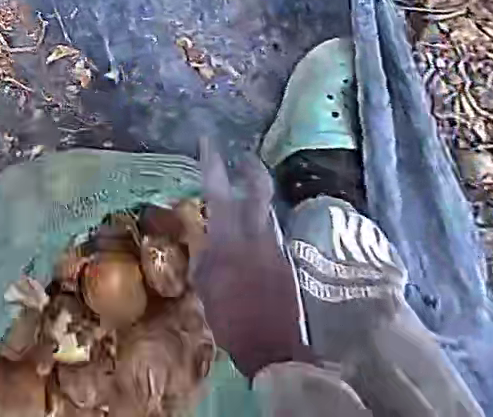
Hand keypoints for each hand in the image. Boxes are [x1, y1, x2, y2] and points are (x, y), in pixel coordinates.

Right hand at [190, 141, 309, 377]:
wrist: (274, 351)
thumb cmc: (231, 319)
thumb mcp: (206, 286)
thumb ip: (205, 256)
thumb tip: (204, 238)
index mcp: (230, 237)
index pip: (219, 189)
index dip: (213, 162)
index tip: (209, 140)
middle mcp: (256, 234)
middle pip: (258, 190)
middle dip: (252, 169)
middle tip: (244, 156)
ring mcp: (276, 247)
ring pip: (267, 210)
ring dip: (258, 196)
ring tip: (247, 191)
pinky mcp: (288, 262)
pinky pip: (273, 231)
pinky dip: (262, 223)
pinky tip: (255, 231)